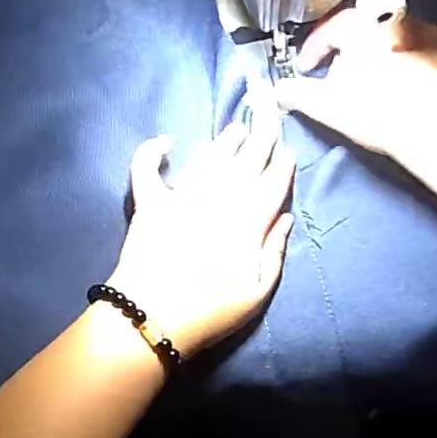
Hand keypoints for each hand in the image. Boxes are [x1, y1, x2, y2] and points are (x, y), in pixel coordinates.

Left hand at [105, 121, 295, 355]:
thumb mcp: (258, 291)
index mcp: (248, 221)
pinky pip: (147, 168)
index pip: (272, 183)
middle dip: (261, 138)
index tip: (289, 149)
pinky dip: (153, 151)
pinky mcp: (150, 202)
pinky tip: (167, 141)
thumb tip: (285, 218)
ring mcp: (182, 197)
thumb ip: (274, 251)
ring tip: (236, 127)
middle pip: (246, 161)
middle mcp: (219, 198)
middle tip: (269, 119)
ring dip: (225, 140)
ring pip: (208, 157)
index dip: (283, 164)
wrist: (152, 317)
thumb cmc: (212, 311)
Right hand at [277, 10, 436, 157]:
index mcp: (361, 25)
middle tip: (336, 79)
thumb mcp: (329, 107)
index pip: (328, 28)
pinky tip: (400, 91)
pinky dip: (403, 65)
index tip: (306, 67)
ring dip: (375, 58)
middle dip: (346, 53)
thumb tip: (282, 90)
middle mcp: (393, 19)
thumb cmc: (380, 112)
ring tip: (369, 87)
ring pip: (389, 40)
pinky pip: (415, 53)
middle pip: (360, 32)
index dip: (313, 49)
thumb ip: (301, 94)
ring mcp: (424, 33)